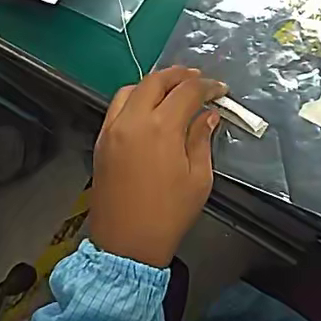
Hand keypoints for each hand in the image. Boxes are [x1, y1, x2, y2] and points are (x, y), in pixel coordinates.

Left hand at [89, 67, 224, 266]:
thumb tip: (207, 116)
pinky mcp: (101, 142)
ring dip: (153, 84)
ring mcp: (112, 130)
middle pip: (155, 81)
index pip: (187, 92)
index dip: (207, 87)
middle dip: (179, 76)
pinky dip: (134, 98)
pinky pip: (116, 107)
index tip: (220, 91)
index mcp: (161, 128)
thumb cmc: (169, 215)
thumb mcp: (198, 178)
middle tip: (198, 79)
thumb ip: (202, 139)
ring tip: (172, 89)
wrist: (127, 244)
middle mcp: (132, 121)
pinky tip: (148, 108)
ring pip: (131, 89)